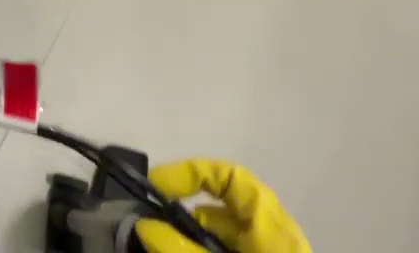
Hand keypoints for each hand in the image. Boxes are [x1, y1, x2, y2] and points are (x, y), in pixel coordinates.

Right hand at [135, 159, 310, 252]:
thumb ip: (183, 252)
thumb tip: (145, 226)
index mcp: (272, 234)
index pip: (231, 179)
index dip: (192, 174)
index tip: (157, 190)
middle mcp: (268, 245)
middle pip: (218, 214)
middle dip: (178, 220)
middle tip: (146, 233)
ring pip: (213, 242)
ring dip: (181, 245)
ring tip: (151, 252)